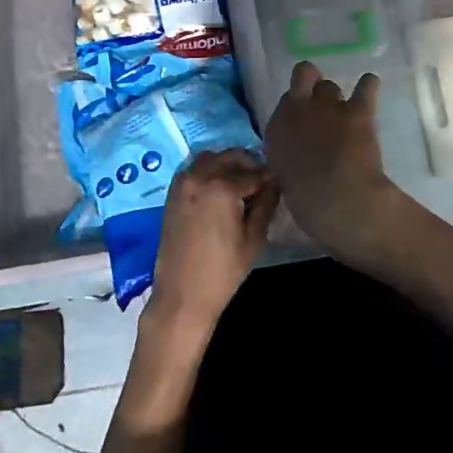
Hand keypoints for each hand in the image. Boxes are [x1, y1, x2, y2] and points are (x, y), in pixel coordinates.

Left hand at [147, 149, 277, 329]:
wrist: (182, 295)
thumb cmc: (223, 270)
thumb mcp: (254, 238)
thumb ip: (266, 204)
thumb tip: (275, 183)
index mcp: (221, 187)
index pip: (254, 173)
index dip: (270, 179)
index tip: (280, 184)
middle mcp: (199, 177)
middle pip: (230, 157)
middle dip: (249, 164)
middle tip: (263, 181)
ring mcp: (182, 184)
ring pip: (210, 158)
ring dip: (227, 164)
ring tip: (241, 183)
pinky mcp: (172, 194)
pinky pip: (194, 170)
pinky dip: (210, 171)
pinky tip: (221, 189)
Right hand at [265, 62, 401, 257]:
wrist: (339, 200)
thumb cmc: (308, 202)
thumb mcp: (285, 177)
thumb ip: (289, 157)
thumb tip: (299, 154)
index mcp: (277, 130)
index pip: (285, 102)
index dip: (297, 108)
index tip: (305, 120)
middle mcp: (299, 110)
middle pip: (304, 80)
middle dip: (313, 89)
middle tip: (323, 106)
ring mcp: (329, 107)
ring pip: (330, 85)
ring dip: (337, 97)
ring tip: (349, 111)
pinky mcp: (358, 110)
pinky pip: (366, 84)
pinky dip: (368, 86)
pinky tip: (370, 90)